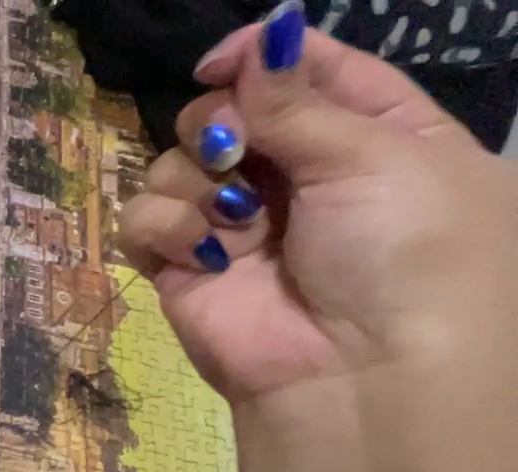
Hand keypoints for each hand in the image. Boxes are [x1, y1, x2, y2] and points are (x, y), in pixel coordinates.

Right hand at [116, 2, 517, 402]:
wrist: (352, 367)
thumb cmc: (401, 251)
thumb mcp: (373, 157)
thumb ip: (299, 102)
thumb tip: (264, 30)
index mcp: (362, 130)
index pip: (297, 71)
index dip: (256, 57)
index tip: (220, 64)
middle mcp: (287, 171)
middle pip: (219, 114)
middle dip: (217, 128)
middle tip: (234, 155)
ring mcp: (226, 220)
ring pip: (169, 166)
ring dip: (194, 188)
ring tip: (234, 226)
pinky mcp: (176, 263)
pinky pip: (140, 220)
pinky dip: (165, 231)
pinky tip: (202, 255)